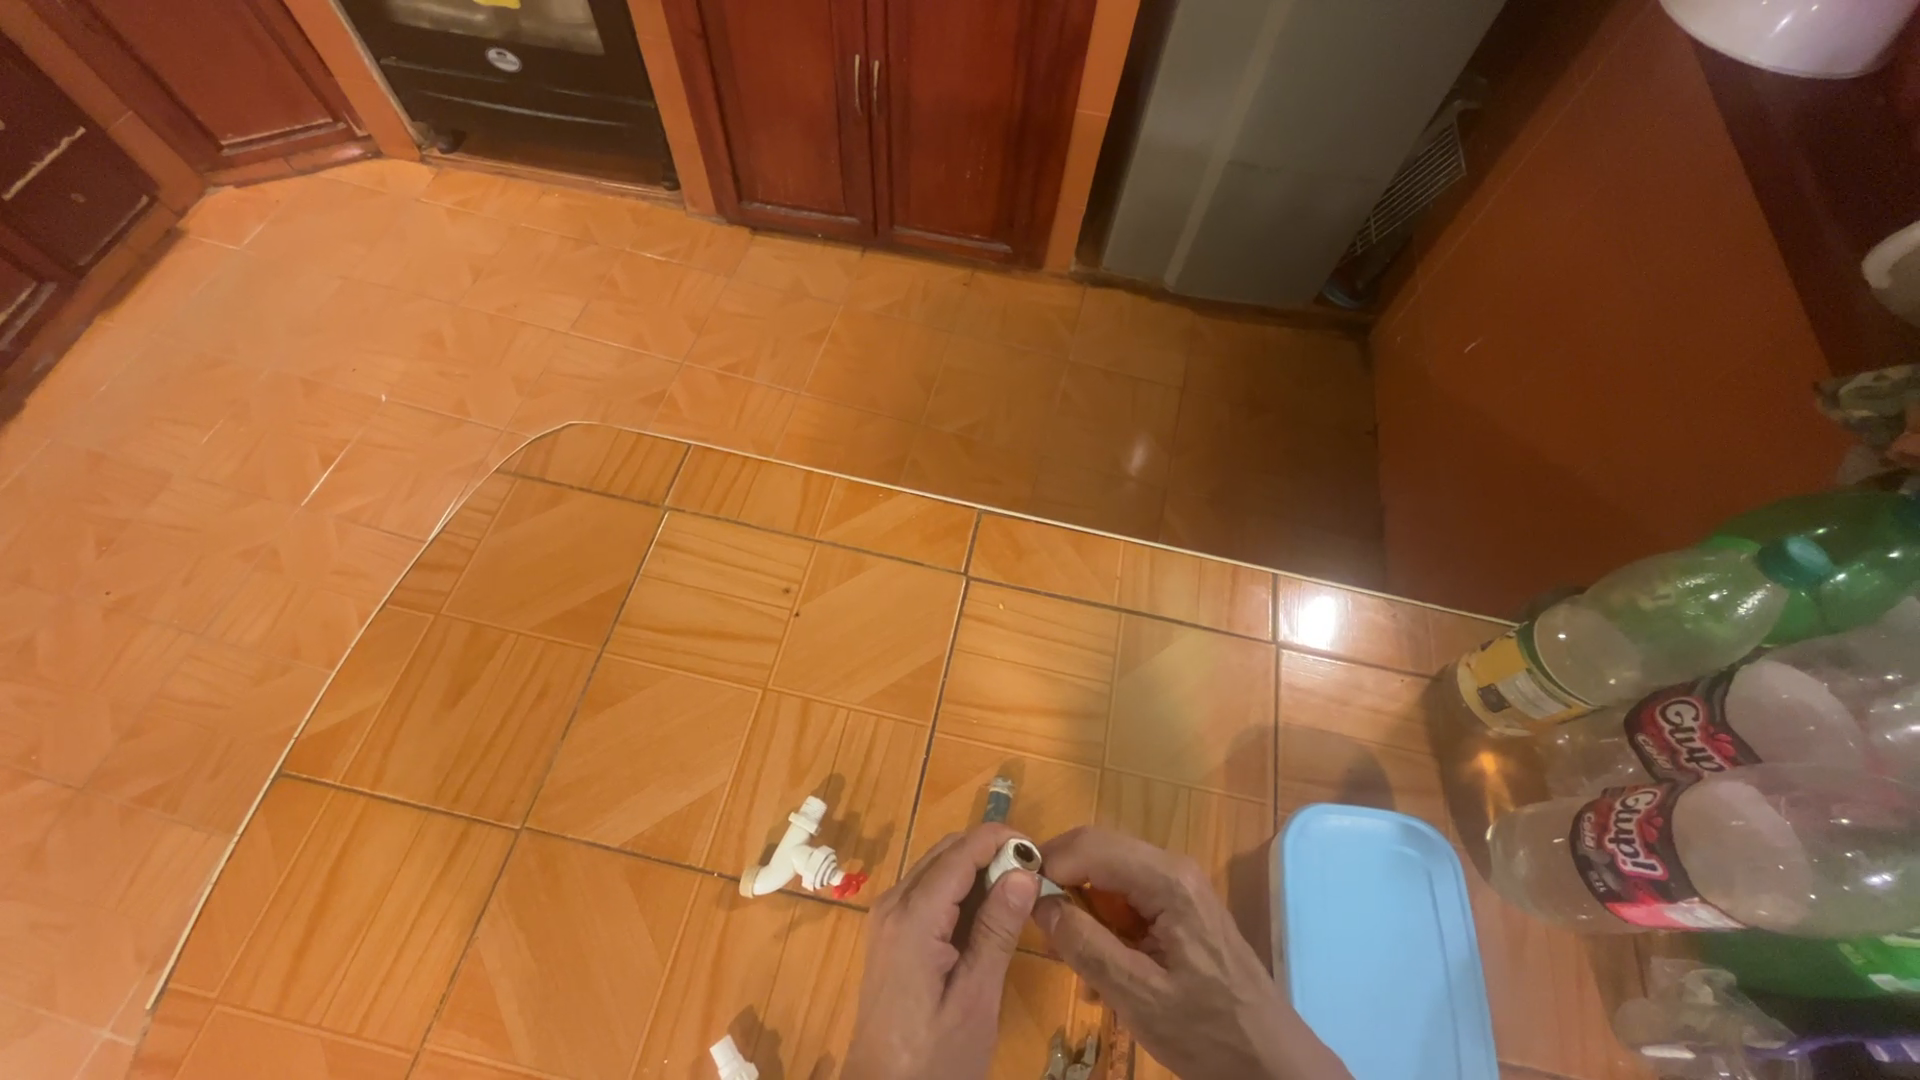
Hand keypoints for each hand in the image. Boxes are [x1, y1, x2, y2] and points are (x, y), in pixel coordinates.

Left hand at [844, 825, 1039, 1079]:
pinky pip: (928, 890)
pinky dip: (960, 889)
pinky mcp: (890, 931)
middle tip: (1034, 874)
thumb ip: (998, 932)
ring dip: (977, 868)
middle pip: (947, 852)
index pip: (961, 851)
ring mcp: (887, 916)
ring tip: (1018, 894)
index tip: (1041, 851)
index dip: (1001, 839)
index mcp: (913, 917)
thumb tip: (1024, 871)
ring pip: (938, 867)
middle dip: (991, 851)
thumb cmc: (933, 1059)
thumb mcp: (975, 999)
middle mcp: (894, 903)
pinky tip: (987, 915)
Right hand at [1035, 827, 1350, 1079]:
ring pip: (1108, 874)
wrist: (1273, 1064)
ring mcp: (1179, 886)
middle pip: (1098, 851)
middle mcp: (1173, 868)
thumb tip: (1038, 901)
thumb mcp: (1137, 996)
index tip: (1017, 896)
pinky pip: (1126, 897)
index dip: (1048, 863)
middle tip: (1038, 926)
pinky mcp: (1180, 907)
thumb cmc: (1208, 1032)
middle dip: (1062, 882)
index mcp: (1167, 880)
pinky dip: (1103, 923)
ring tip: (1069, 957)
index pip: (1090, 845)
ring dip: (1081, 907)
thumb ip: (1084, 944)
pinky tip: (1100, 967)